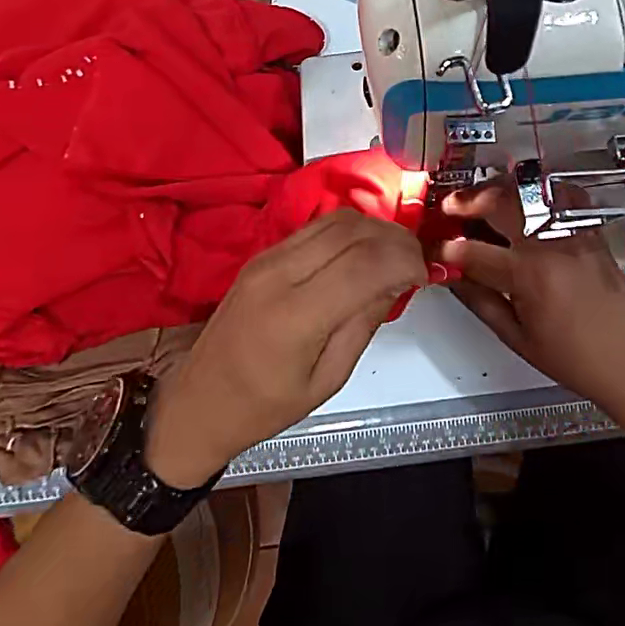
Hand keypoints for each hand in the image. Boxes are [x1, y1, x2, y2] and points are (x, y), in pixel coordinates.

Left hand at [144, 210, 426, 486]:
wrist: (199, 400)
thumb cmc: (263, 406)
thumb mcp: (327, 379)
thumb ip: (363, 323)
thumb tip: (397, 281)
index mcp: (294, 317)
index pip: (365, 264)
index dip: (406, 260)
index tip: (425, 274)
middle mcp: (278, 275)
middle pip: (353, 231)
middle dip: (396, 240)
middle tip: (416, 262)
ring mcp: (267, 258)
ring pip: (336, 219)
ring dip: (375, 229)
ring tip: (395, 255)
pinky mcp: (263, 254)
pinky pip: (317, 226)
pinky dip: (351, 230)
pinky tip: (364, 251)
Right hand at [440, 178, 624, 427]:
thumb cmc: (578, 356)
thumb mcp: (516, 336)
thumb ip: (480, 301)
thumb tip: (455, 278)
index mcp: (530, 275)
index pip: (474, 252)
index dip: (447, 249)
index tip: (437, 249)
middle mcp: (553, 246)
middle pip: (501, 204)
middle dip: (466, 201)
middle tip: (450, 206)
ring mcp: (574, 234)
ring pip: (530, 192)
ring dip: (500, 190)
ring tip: (482, 197)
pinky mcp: (590, 233)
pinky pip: (563, 196)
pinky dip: (540, 190)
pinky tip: (526, 197)